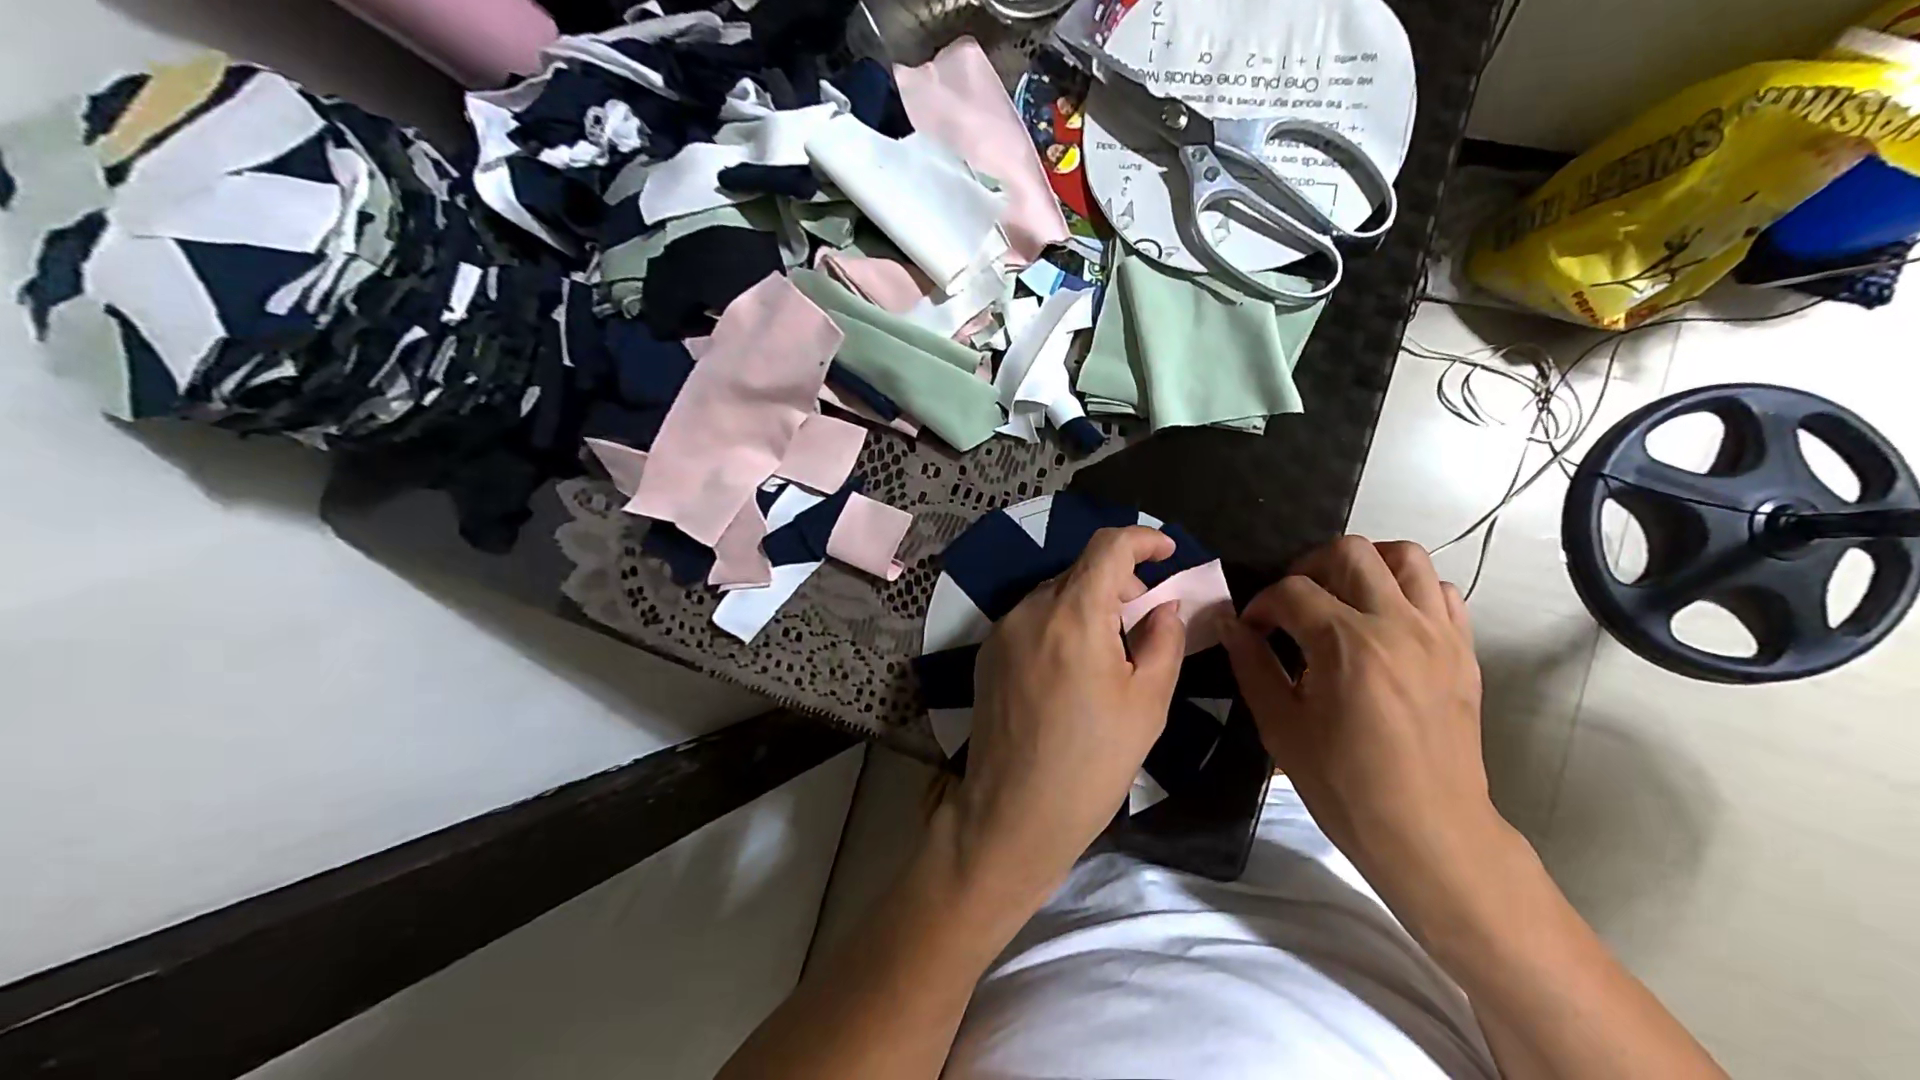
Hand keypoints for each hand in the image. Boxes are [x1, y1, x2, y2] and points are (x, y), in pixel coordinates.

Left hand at [954, 526, 1186, 899]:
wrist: (1014, 813)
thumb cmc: (1093, 762)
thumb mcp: (1147, 702)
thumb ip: (1162, 640)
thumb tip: (1163, 605)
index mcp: (1072, 614)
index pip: (1108, 547)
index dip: (1143, 539)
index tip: (1167, 551)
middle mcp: (1029, 610)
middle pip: (1080, 571)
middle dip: (1120, 581)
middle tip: (1147, 616)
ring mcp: (1001, 631)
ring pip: (1055, 595)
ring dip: (1089, 604)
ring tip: (1113, 648)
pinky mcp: (987, 654)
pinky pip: (1032, 620)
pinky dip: (1061, 623)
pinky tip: (1075, 667)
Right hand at [1220, 536, 1505, 897]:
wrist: (1427, 830)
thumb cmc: (1343, 783)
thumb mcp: (1280, 725)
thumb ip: (1252, 663)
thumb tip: (1230, 623)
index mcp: (1348, 644)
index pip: (1292, 590)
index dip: (1262, 604)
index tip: (1252, 629)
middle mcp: (1398, 624)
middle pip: (1349, 552)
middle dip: (1307, 567)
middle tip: (1293, 604)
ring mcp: (1439, 634)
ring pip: (1404, 557)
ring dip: (1363, 566)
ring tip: (1340, 598)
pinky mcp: (1463, 651)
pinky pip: (1439, 591)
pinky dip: (1407, 590)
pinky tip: (1383, 621)